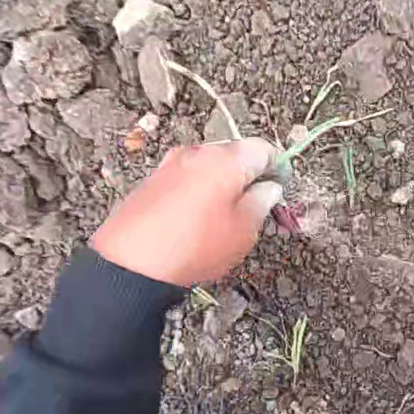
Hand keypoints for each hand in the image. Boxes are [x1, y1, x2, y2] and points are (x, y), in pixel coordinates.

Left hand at [89, 138, 281, 285]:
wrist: (131, 264)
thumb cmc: (195, 246)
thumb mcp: (244, 230)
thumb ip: (262, 202)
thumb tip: (269, 188)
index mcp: (227, 159)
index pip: (264, 149)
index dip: (279, 168)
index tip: (282, 189)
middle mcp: (198, 152)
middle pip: (236, 155)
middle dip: (252, 176)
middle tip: (260, 207)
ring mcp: (172, 164)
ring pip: (212, 167)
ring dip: (227, 185)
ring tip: (230, 218)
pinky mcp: (153, 181)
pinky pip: (189, 178)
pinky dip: (203, 192)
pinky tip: (202, 220)